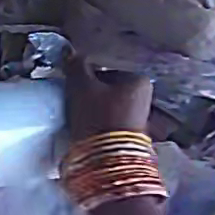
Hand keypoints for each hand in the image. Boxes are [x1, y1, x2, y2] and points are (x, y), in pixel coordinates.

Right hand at [67, 58, 165, 214]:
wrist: (107, 161)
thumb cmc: (97, 118)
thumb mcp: (82, 87)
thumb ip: (75, 67)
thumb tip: (70, 53)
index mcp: (138, 80)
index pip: (103, 71)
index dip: (83, 80)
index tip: (71, 92)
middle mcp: (144, 97)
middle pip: (105, 90)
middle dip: (88, 96)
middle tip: (71, 106)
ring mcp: (138, 119)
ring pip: (105, 108)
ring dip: (90, 112)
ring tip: (76, 120)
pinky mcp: (129, 137)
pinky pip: (107, 124)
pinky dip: (96, 126)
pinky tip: (84, 132)